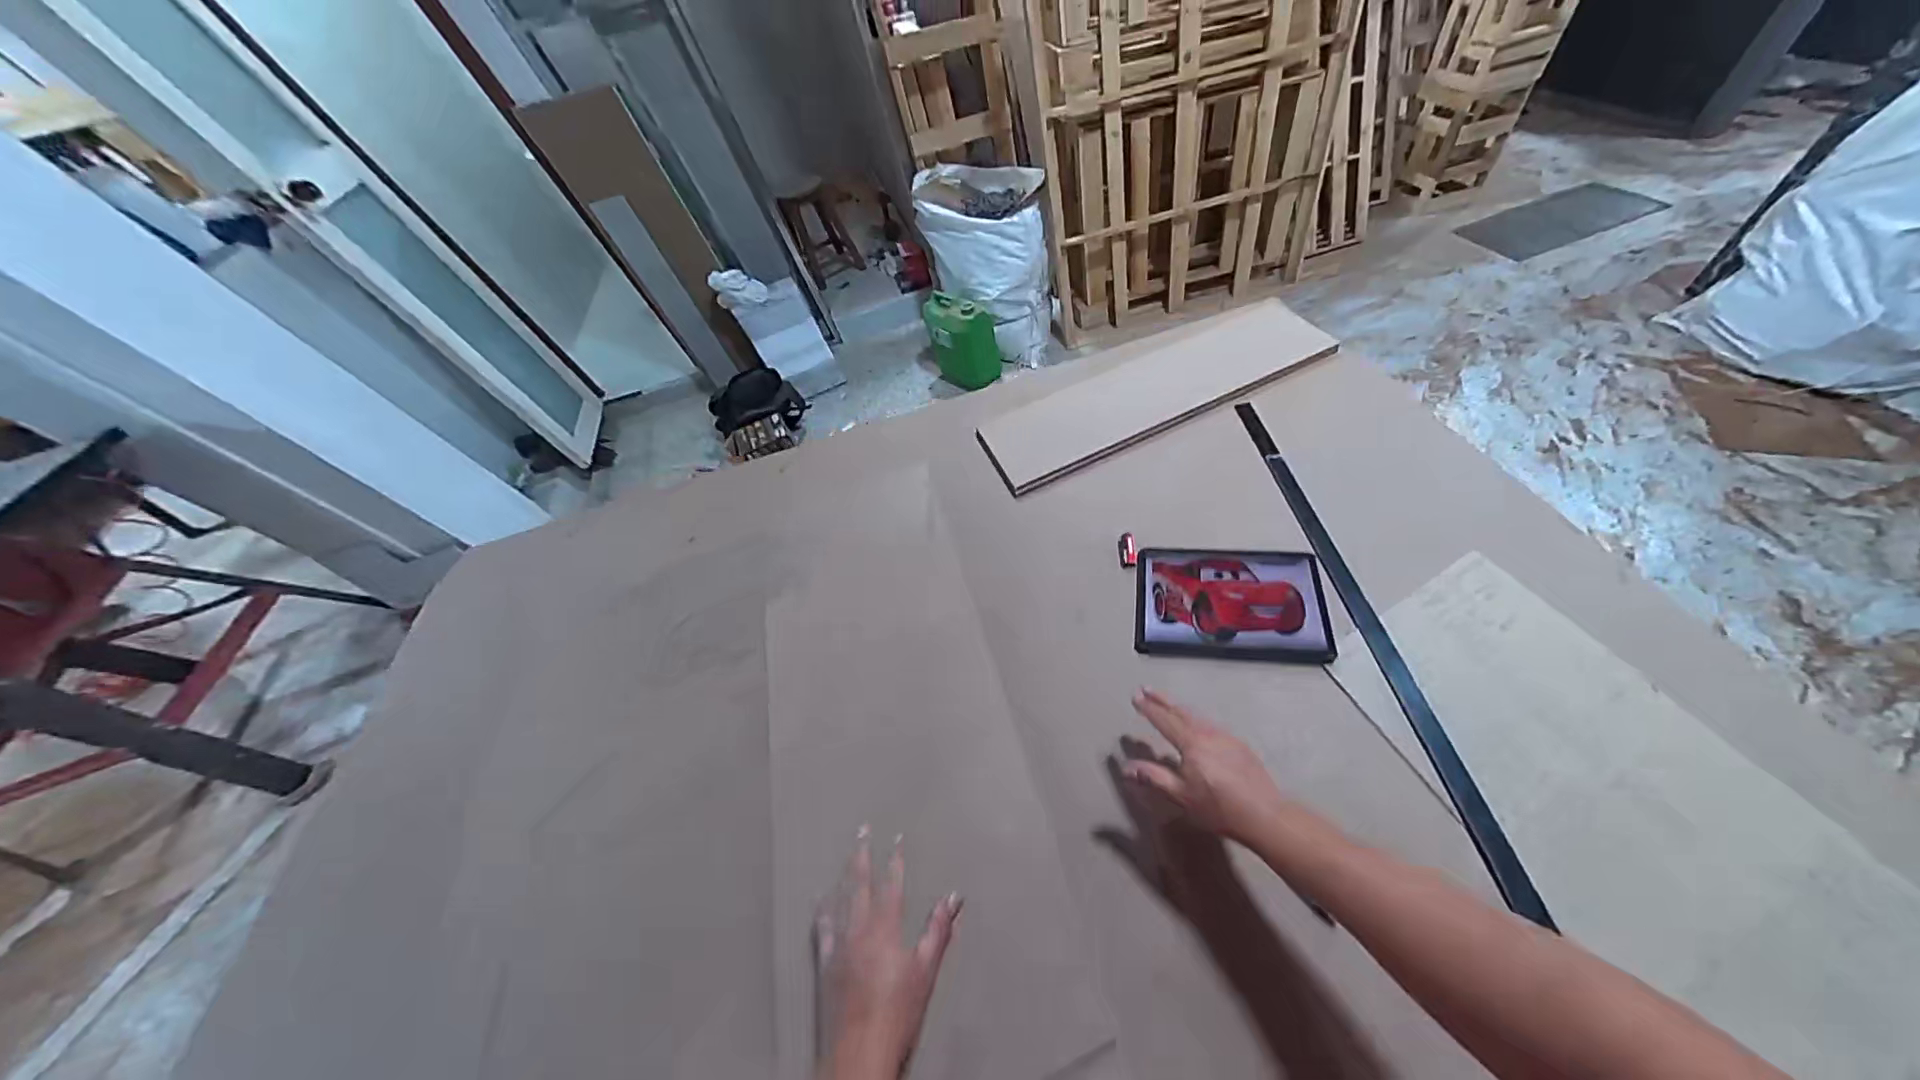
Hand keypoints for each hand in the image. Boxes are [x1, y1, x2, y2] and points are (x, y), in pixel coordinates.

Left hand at [815, 827, 960, 1079]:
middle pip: (859, 883)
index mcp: (884, 928)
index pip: (891, 884)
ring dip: (843, 875)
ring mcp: (838, 946)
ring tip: (846, 854)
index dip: (895, 860)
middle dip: (862, 854)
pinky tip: (820, 900)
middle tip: (862, 830)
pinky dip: (822, 910)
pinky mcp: (825, 965)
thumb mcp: (926, 971)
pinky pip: (822, 928)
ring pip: (839, 900)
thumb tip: (953, 898)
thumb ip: (938, 930)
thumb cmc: (898, 1013)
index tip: (897, 839)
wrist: (859, 1051)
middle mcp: (858, 930)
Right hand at [1121, 688, 1292, 846]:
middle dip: (1162, 700)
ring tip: (1168, 704)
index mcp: (1192, 743)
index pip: (1164, 720)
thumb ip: (1154, 777)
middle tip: (1147, 689)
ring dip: (1180, 708)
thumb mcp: (1181, 795)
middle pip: (1181, 712)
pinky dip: (1197, 720)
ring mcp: (1227, 737)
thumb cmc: (1219, 807)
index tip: (1136, 696)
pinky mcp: (1240, 746)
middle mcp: (1208, 734)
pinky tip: (1198, 726)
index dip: (1148, 708)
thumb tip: (1126, 767)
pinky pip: (1212, 725)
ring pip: (1198, 717)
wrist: (1265, 814)